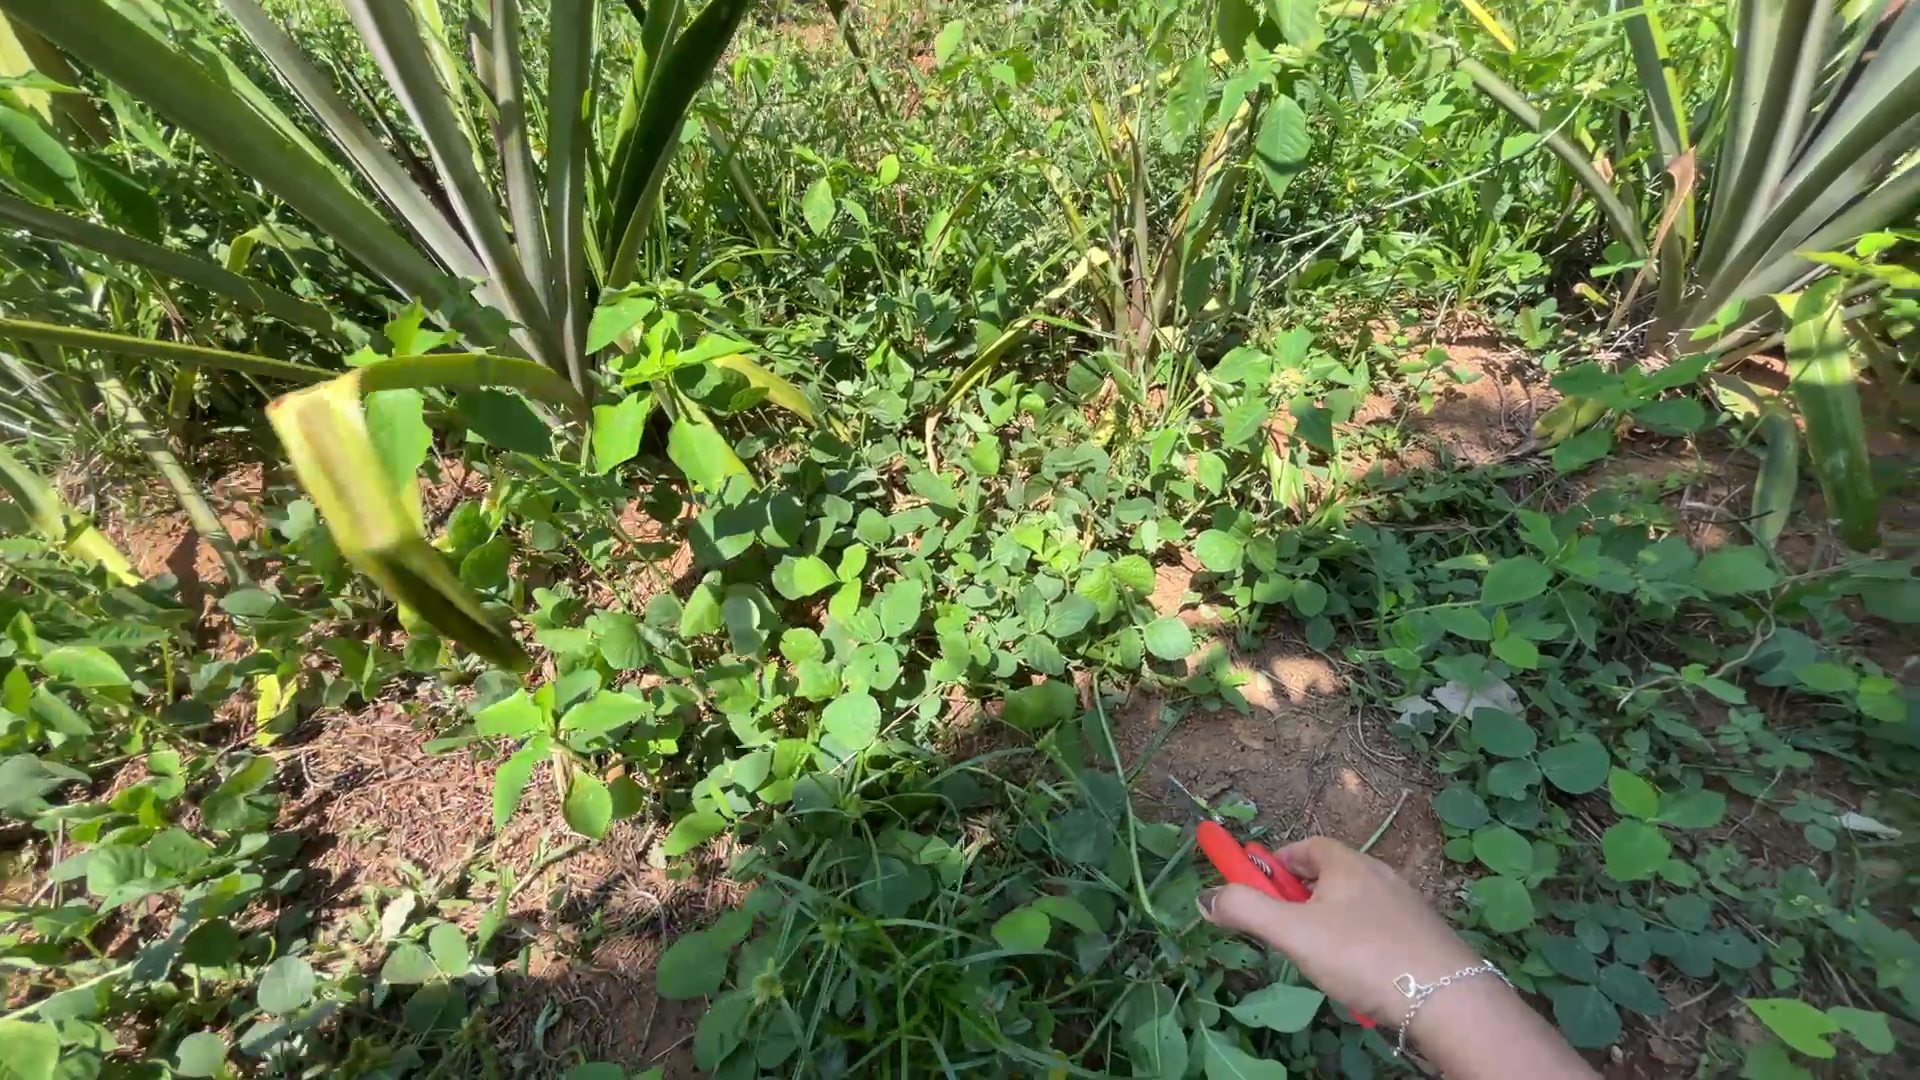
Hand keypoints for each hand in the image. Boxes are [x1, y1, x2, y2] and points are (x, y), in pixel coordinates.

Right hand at [1198, 835, 1479, 1025]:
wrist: (1455, 1006)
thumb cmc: (1365, 956)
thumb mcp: (1292, 933)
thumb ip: (1245, 911)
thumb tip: (1204, 898)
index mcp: (1346, 862)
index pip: (1303, 847)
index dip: (1276, 865)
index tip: (1259, 889)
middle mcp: (1379, 875)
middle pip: (1327, 877)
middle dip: (1300, 900)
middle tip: (1285, 929)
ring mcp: (1408, 908)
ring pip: (1354, 909)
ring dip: (1330, 927)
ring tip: (1322, 962)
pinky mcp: (1428, 941)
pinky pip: (1381, 935)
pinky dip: (1361, 950)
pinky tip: (1359, 981)